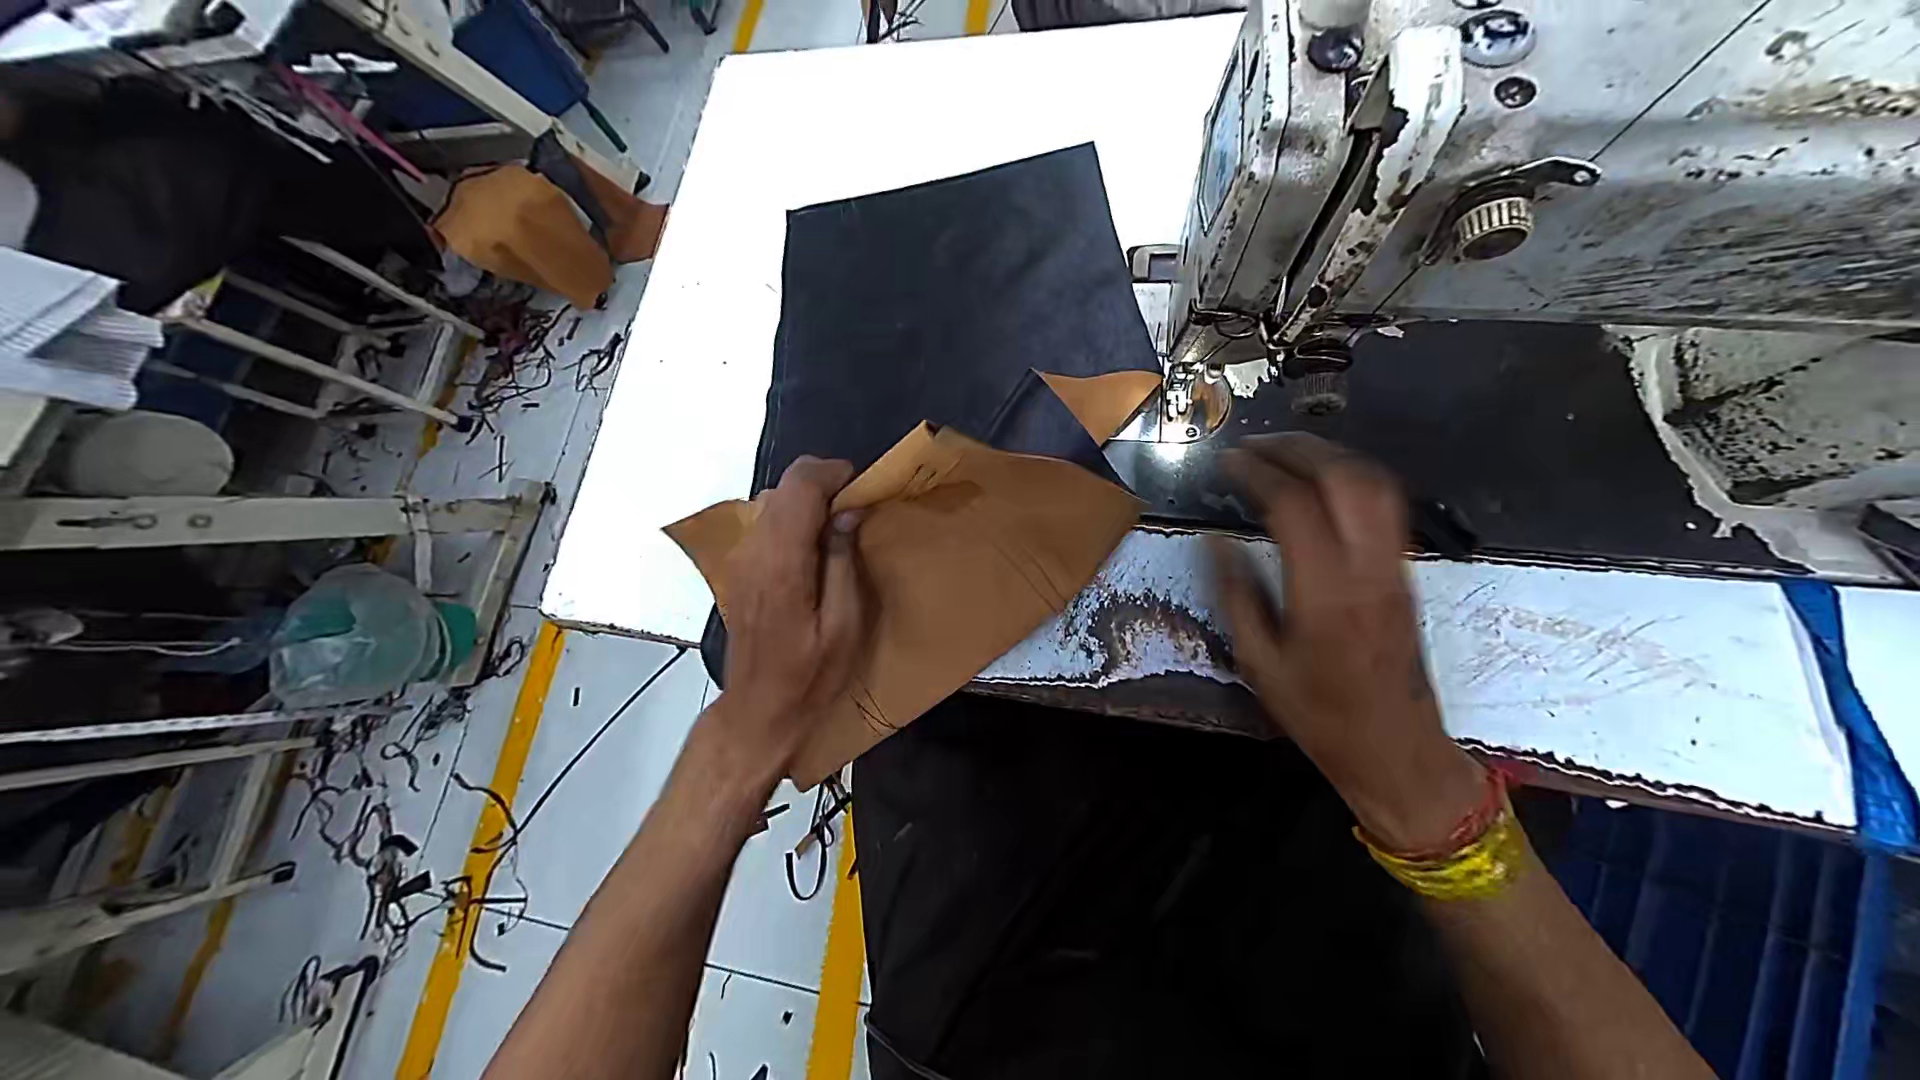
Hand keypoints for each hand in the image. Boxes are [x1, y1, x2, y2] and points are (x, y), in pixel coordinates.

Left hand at [711, 456, 870, 781]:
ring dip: (810, 502)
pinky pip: (768, 522)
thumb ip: (844, 561)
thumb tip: (847, 512)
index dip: (835, 474)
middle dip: (826, 486)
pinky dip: (796, 520)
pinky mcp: (740, 567)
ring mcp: (742, 558)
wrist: (759, 709)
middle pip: (786, 485)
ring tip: (840, 531)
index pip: (800, 485)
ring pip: (775, 500)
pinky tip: (816, 551)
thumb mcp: (845, 625)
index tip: (864, 490)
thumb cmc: (811, 676)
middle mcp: (754, 550)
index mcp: (783, 562)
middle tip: (858, 511)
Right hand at [1210, 434, 1482, 852]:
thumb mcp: (1259, 661)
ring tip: (1286, 450)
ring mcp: (1396, 566)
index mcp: (1325, 593)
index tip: (1228, 462)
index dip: (1257, 474)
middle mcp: (1368, 568)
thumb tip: (1216, 540)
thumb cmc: (1319, 714)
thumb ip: (1237, 593)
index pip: (1293, 506)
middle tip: (1256, 444)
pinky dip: (1350, 477)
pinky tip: (1321, 481)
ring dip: (1329, 456)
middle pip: (1343, 479)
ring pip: (1374, 484)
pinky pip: (1386, 504)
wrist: (1396, 748)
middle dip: (1297, 448)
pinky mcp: (1406, 571)